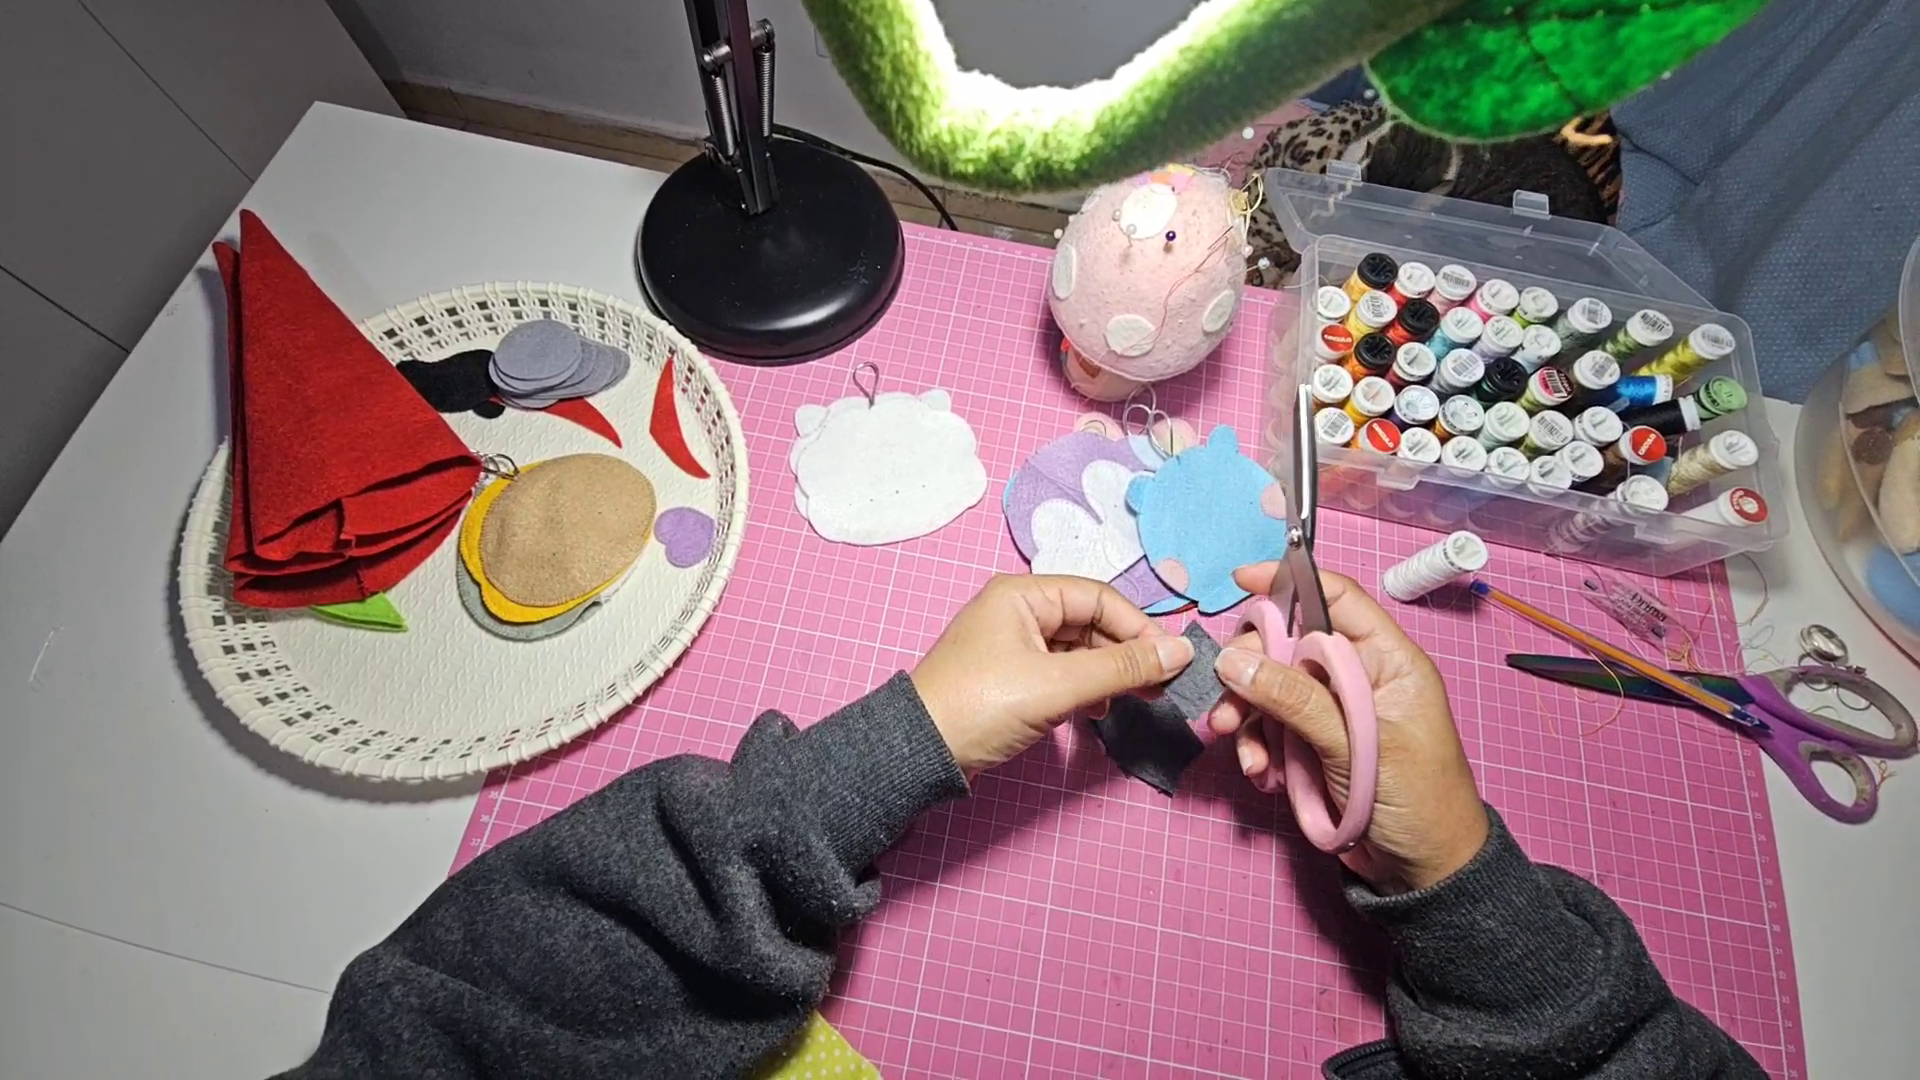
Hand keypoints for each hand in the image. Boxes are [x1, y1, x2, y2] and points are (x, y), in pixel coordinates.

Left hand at [912, 574, 1195, 775]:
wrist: (921, 752)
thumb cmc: (983, 705)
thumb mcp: (1058, 684)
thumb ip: (1121, 667)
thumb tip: (1180, 651)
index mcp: (1023, 595)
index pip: (1098, 597)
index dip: (1138, 627)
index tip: (1172, 660)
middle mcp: (1019, 611)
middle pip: (1091, 622)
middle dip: (1127, 653)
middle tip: (1162, 685)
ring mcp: (1014, 644)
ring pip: (1079, 649)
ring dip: (1109, 673)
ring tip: (1137, 699)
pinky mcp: (1013, 675)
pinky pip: (1062, 671)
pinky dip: (1085, 688)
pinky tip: (1098, 710)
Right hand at [1210, 566, 1487, 892]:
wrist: (1423, 875)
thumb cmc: (1416, 803)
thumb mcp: (1357, 746)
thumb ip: (1296, 700)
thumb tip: (1233, 660)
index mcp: (1385, 661)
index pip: (1336, 600)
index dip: (1290, 582)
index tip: (1240, 580)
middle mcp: (1352, 675)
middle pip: (1285, 644)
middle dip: (1250, 671)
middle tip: (1226, 702)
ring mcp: (1327, 707)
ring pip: (1266, 685)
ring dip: (1247, 717)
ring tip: (1248, 755)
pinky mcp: (1307, 738)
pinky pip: (1266, 724)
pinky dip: (1256, 745)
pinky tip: (1263, 774)